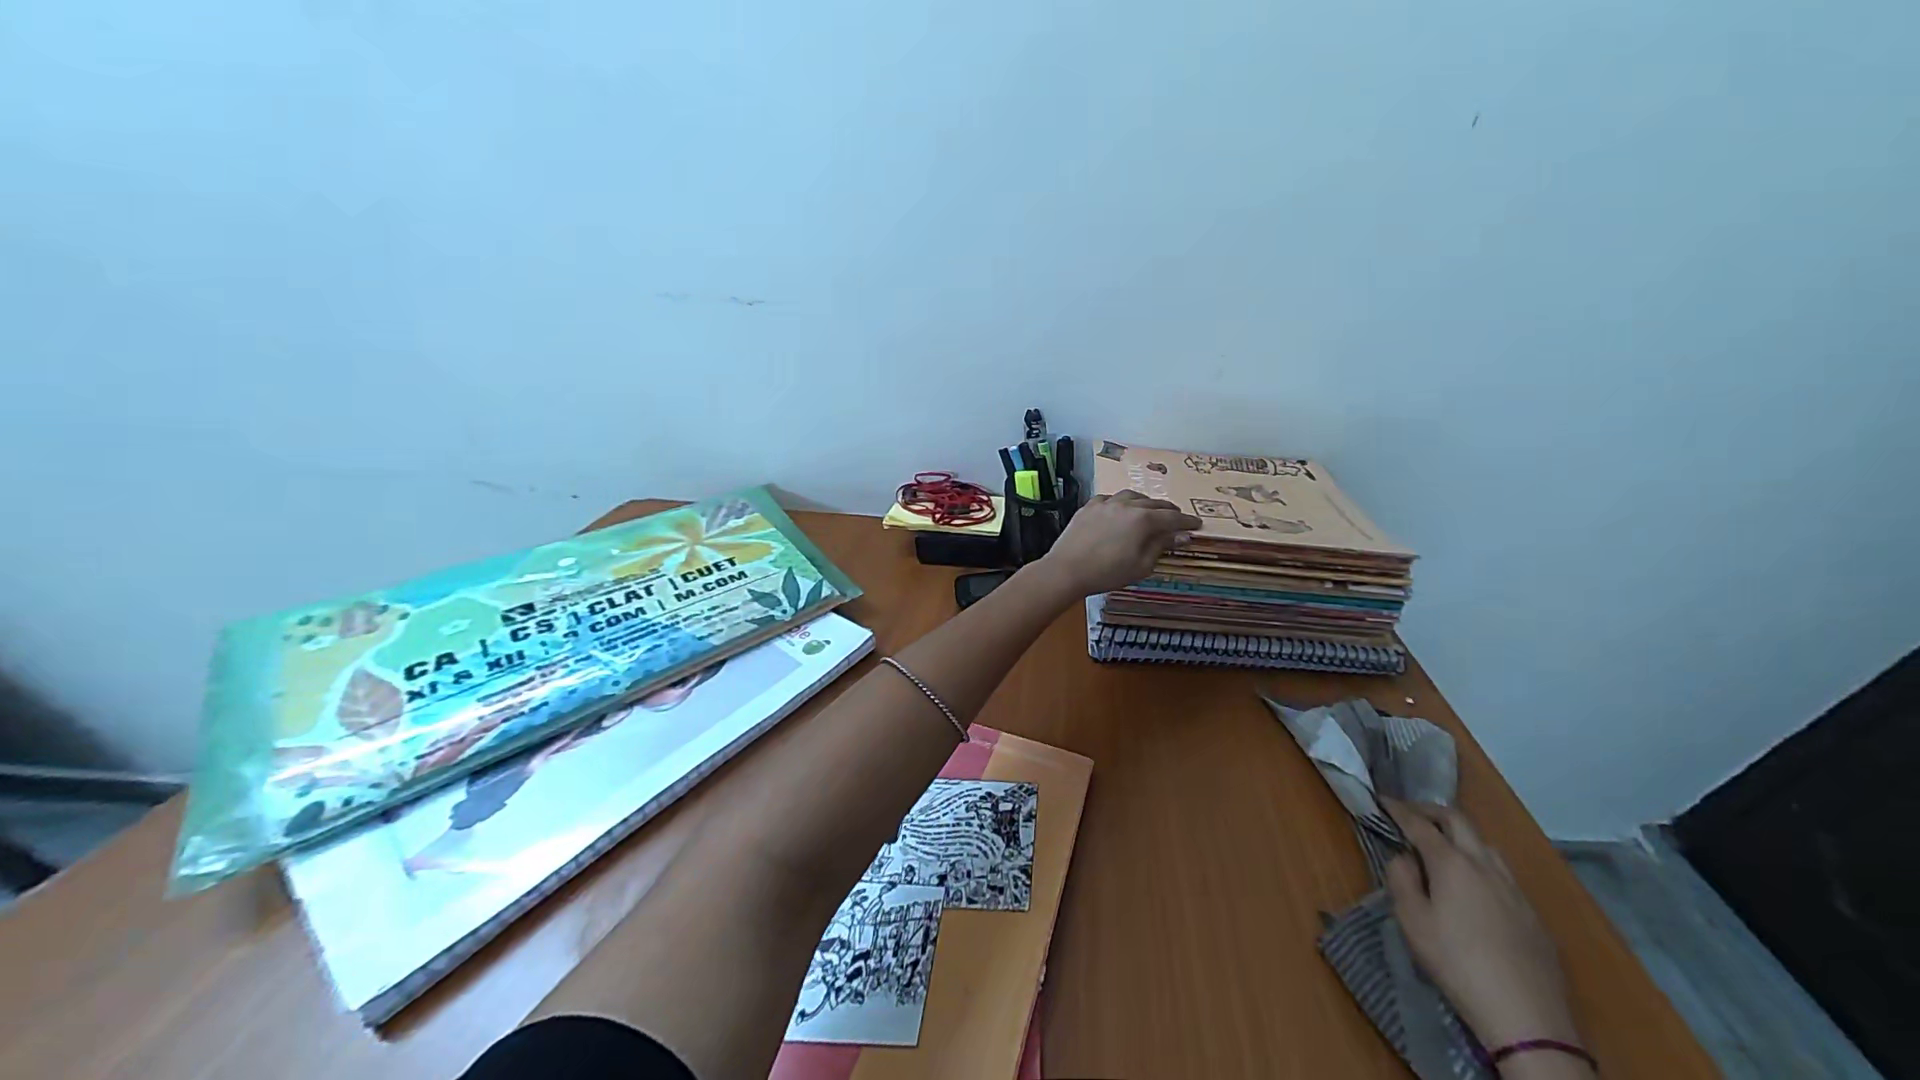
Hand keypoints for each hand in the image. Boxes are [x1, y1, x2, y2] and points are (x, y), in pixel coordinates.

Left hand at [1037, 491, 1201, 596]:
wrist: (1067, 569)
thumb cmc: (1107, 572)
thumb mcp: (1141, 565)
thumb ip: (1161, 546)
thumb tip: (1180, 536)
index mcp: (1143, 520)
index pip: (1172, 517)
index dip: (1186, 521)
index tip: (1196, 524)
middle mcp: (1126, 505)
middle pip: (1153, 503)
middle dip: (1168, 510)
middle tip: (1177, 517)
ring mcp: (1105, 504)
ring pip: (1131, 496)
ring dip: (1144, 502)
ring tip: (1149, 510)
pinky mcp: (1088, 507)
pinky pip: (1110, 499)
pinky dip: (1120, 503)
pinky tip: (1120, 509)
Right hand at [1383, 799, 1581, 1053]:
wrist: (1525, 1014)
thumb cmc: (1455, 962)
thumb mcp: (1412, 921)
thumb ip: (1401, 879)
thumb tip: (1403, 858)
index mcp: (1452, 864)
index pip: (1420, 824)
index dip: (1398, 809)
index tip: (1382, 800)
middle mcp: (1485, 866)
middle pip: (1459, 821)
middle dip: (1431, 811)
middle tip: (1410, 813)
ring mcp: (1514, 889)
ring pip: (1486, 844)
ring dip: (1460, 834)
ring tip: (1442, 846)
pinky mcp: (1532, 913)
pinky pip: (1502, 872)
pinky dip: (1480, 862)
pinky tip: (1474, 886)